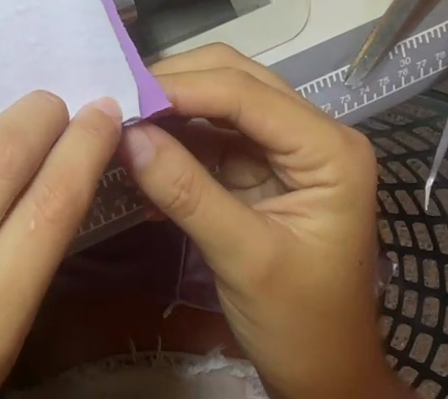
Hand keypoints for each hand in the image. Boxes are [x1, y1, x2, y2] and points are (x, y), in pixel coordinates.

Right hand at [118, 45, 406, 398]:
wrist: (324, 376)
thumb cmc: (301, 322)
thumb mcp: (244, 258)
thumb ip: (187, 192)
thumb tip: (128, 135)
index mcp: (329, 149)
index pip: (248, 94)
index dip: (183, 87)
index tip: (122, 93)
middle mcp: (313, 132)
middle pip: (236, 78)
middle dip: (175, 84)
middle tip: (117, 98)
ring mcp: (286, 146)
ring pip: (220, 98)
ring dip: (171, 105)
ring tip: (121, 116)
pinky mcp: (260, 164)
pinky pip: (211, 132)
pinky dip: (175, 136)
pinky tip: (141, 149)